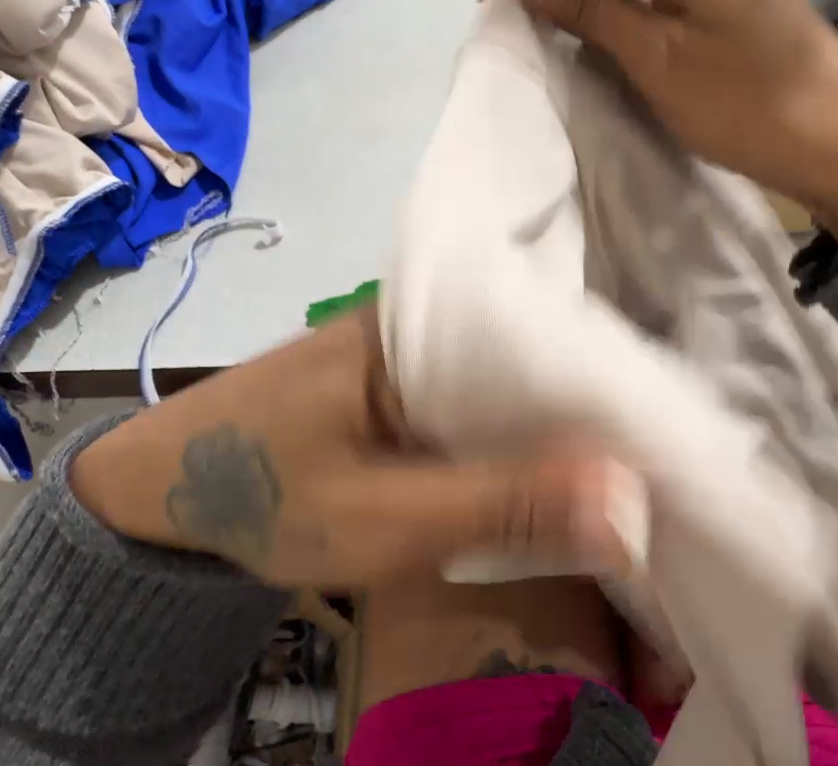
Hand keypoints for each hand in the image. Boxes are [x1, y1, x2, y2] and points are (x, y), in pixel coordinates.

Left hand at [69, 308, 626, 586]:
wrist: (159, 495)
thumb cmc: (263, 496)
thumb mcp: (383, 518)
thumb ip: (500, 506)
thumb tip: (628, 502)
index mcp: (420, 323)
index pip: (545, 333)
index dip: (611, 379)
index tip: (678, 424)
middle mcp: (422, 319)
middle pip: (532, 350)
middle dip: (593, 398)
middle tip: (675, 445)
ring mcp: (410, 345)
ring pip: (508, 374)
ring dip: (559, 415)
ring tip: (636, 451)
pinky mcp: (400, 376)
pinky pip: (479, 393)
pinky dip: (517, 424)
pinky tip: (559, 455)